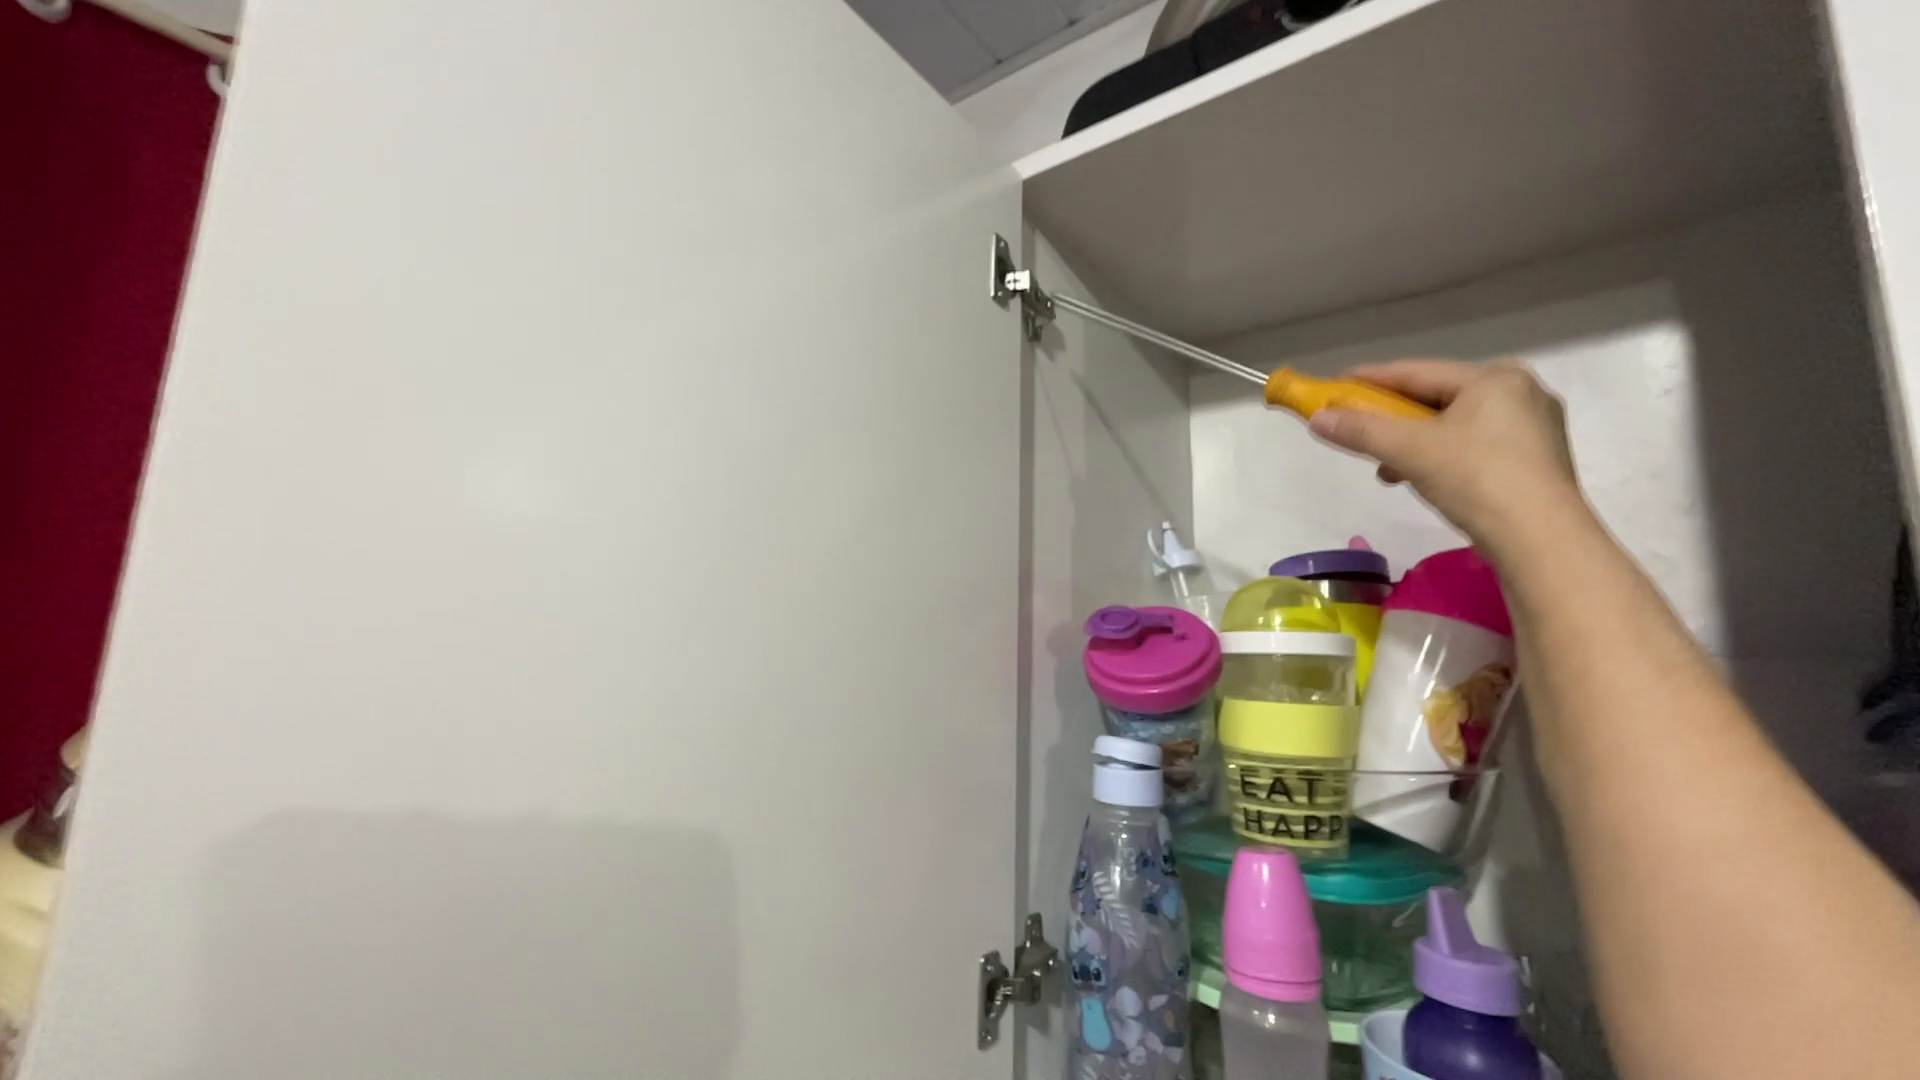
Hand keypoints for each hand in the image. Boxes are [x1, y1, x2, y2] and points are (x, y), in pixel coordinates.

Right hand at [1308, 359, 1583, 548]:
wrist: (1540, 539)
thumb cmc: (1476, 478)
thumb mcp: (1408, 450)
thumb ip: (1361, 430)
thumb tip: (1317, 418)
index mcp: (1494, 377)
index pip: (1416, 372)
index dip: (1370, 379)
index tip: (1335, 385)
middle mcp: (1520, 391)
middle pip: (1436, 398)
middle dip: (1392, 418)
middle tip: (1358, 430)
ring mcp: (1533, 427)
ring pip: (1454, 424)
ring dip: (1413, 443)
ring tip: (1386, 468)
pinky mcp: (1536, 460)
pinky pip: (1474, 445)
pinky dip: (1441, 457)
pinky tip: (1422, 479)